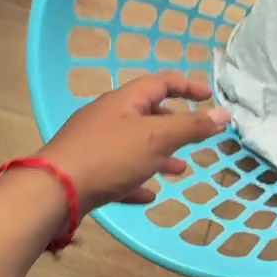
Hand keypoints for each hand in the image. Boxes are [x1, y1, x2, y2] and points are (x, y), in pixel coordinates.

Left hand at [38, 73, 229, 211]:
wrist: (52, 192)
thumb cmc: (109, 157)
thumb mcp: (158, 139)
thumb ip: (192, 127)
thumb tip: (224, 114)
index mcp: (125, 101)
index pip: (162, 82)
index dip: (188, 86)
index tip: (209, 97)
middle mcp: (107, 116)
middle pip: (147, 113)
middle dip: (175, 126)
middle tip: (195, 138)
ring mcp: (93, 142)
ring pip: (135, 143)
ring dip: (159, 154)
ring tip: (178, 170)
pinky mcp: (84, 168)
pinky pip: (118, 169)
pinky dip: (137, 177)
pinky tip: (148, 194)